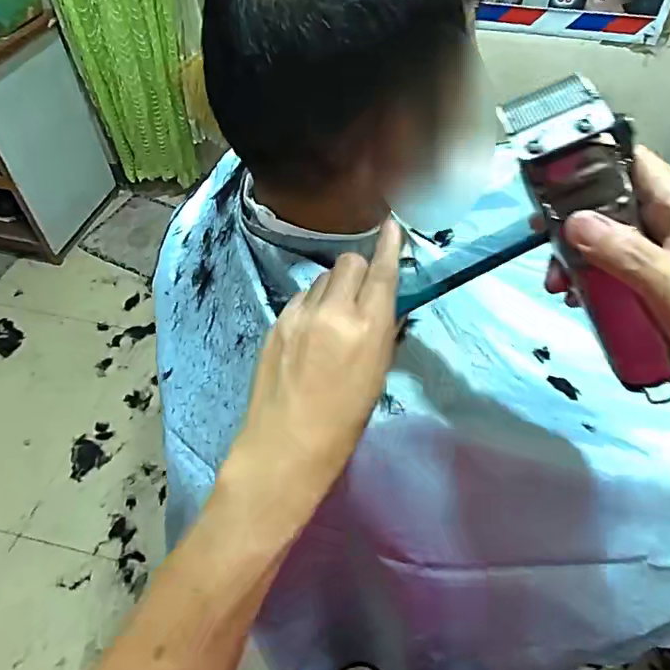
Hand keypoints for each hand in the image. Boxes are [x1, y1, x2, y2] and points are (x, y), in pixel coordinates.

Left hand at [224, 220, 403, 514]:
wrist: (286, 444)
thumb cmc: (346, 418)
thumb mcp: (378, 374)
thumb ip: (383, 331)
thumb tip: (386, 305)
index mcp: (367, 327)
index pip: (382, 271)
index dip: (389, 245)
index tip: (392, 225)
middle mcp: (334, 311)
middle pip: (349, 262)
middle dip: (359, 269)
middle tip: (361, 292)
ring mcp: (300, 314)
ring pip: (324, 277)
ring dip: (335, 287)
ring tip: (334, 316)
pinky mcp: (277, 321)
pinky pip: (302, 296)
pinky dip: (313, 304)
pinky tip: (311, 329)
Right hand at [546, 147, 669, 403]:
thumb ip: (623, 252)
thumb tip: (573, 220)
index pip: (634, 162)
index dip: (592, 161)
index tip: (549, 179)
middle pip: (614, 203)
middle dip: (576, 221)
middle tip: (543, 241)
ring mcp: (668, 256)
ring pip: (611, 240)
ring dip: (582, 257)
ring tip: (559, 285)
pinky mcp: (662, 286)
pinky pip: (619, 271)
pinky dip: (597, 281)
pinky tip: (579, 301)